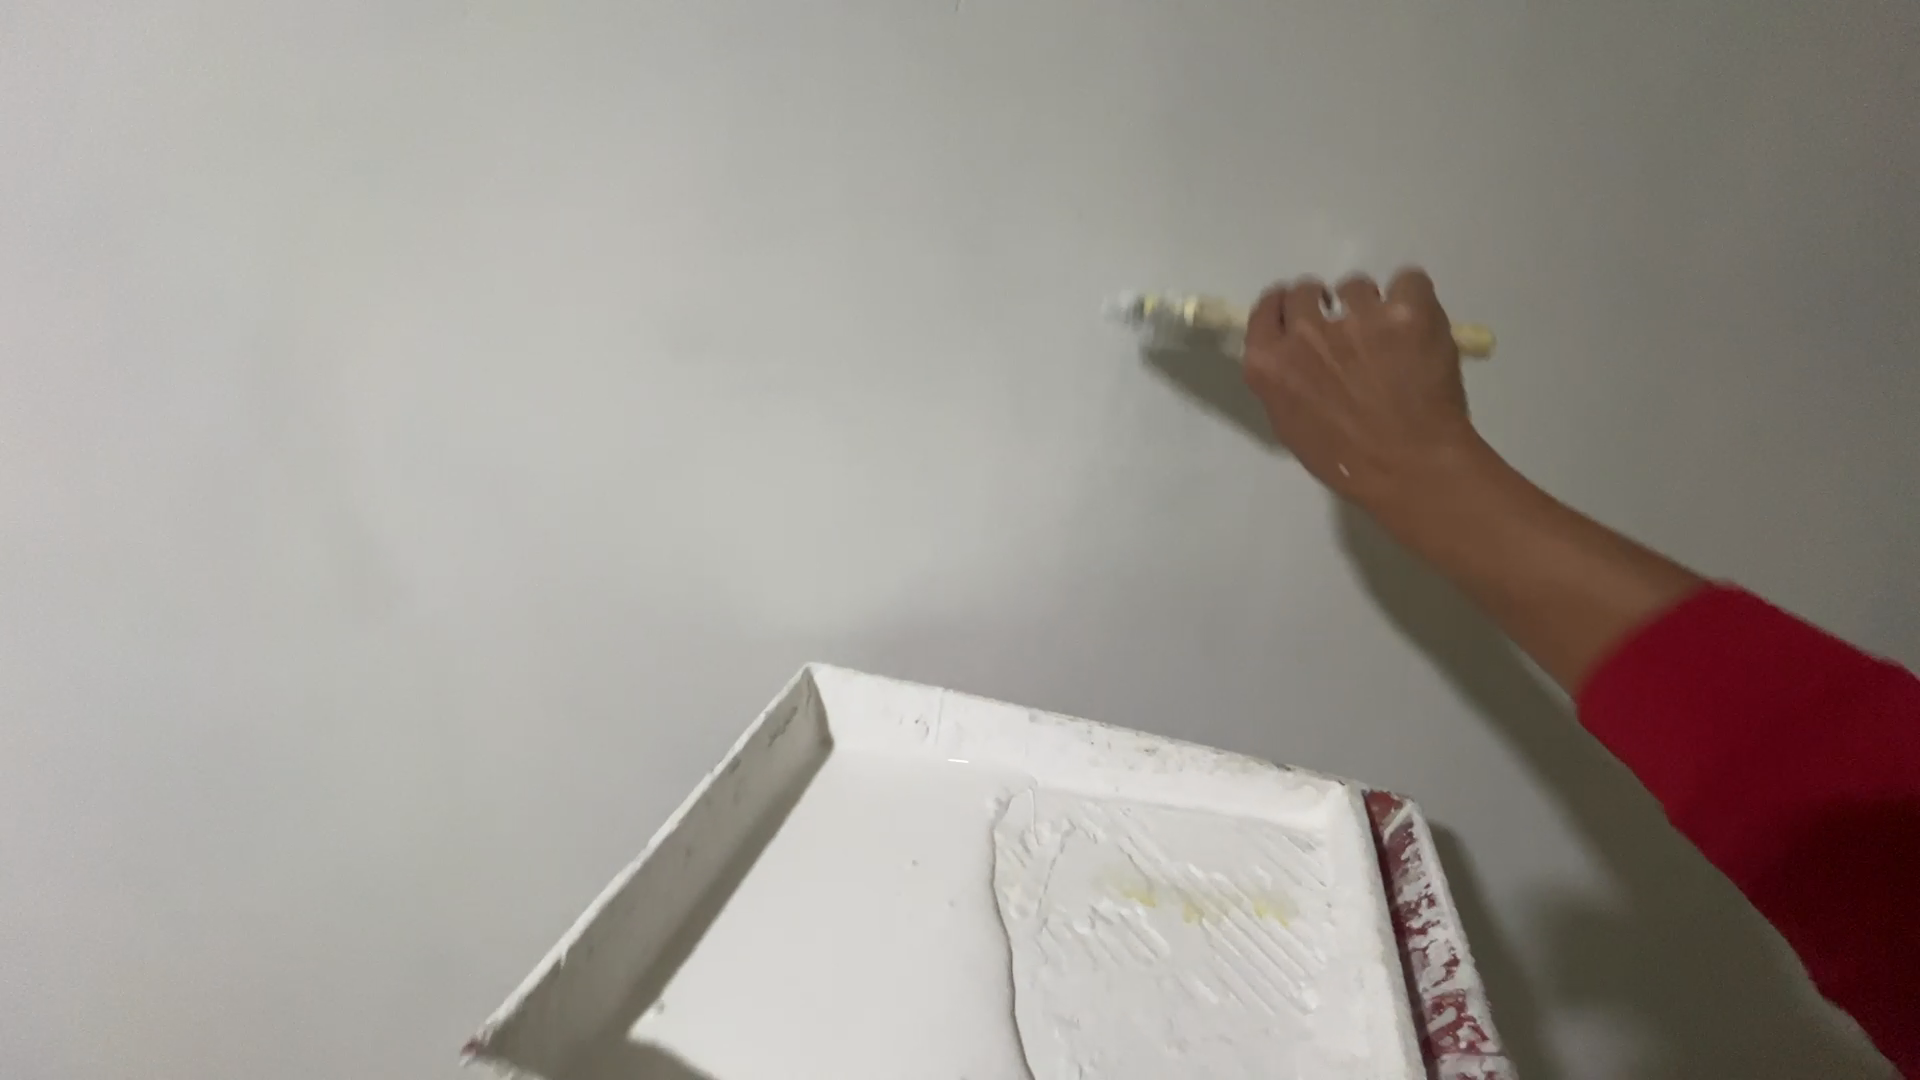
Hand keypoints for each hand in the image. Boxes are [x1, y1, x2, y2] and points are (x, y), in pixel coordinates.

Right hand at [1242, 269, 1486, 513]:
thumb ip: (1281, 379)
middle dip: (1319, 303)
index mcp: (1269, 363)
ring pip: (1356, 285)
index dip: (1282, 307)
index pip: (1265, 308)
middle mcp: (1306, 332)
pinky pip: (1408, 280)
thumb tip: (1293, 355)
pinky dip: (1411, 298)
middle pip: (1305, 290)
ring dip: (1365, 304)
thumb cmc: (1341, 458)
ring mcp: (1358, 317)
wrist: (1408, 465)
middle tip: (1341, 329)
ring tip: (1384, 335)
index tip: (1295, 315)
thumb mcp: (1287, 422)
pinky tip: (1415, 325)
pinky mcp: (1408, 310)